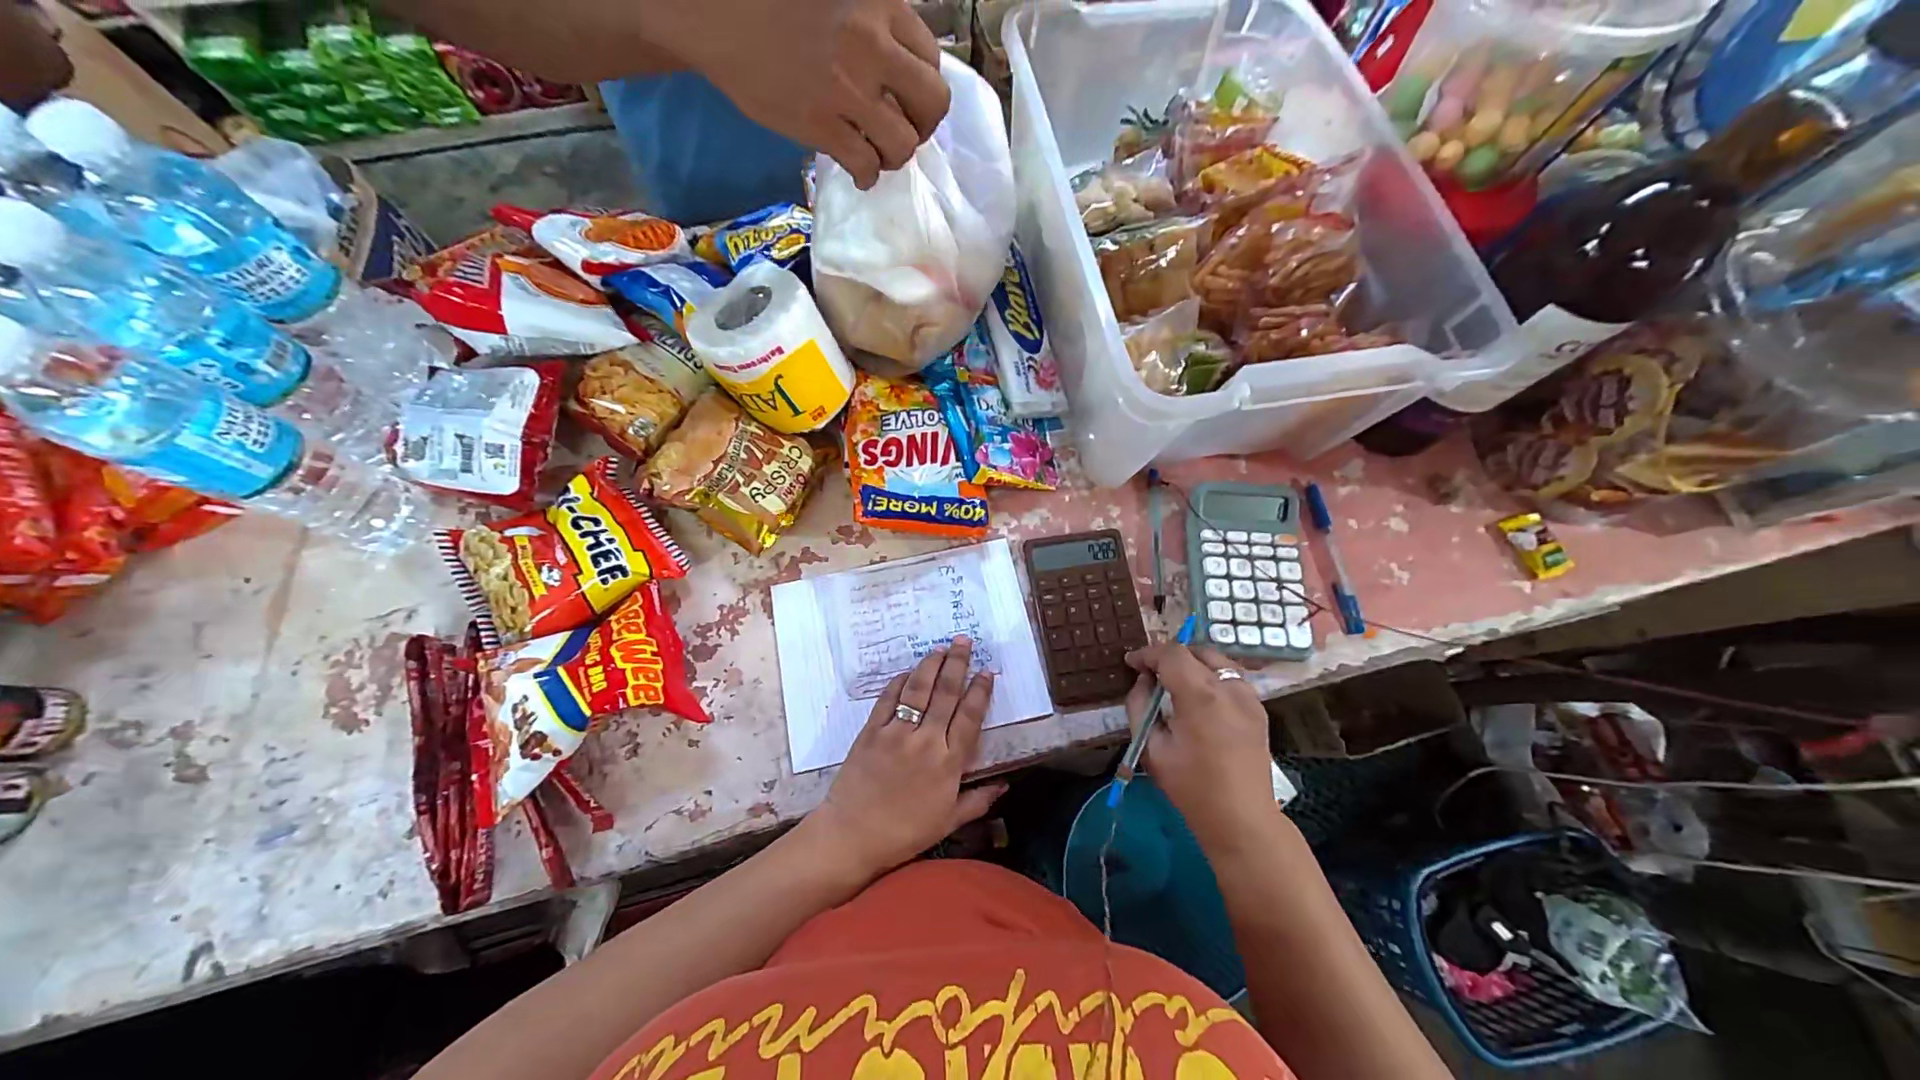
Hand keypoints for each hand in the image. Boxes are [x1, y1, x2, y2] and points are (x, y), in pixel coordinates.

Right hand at [662, 0, 949, 189]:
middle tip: (904, 131)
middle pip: (932, 104)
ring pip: (902, 143)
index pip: (932, 60)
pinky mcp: (819, 125)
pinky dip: (867, 176)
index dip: (924, 87)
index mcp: (879, 5)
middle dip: (923, 126)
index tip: (909, 100)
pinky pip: (865, 164)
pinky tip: (860, 173)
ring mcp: (846, 90)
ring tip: (879, 154)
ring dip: (895, 155)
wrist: (710, 11)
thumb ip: (873, 20)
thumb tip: (897, 60)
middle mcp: (871, 46)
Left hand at [807, 636, 1006, 878]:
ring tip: (940, 648)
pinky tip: (908, 672)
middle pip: (946, 694)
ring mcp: (896, 733)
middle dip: (958, 664)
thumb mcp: (948, 820)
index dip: (980, 691)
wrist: (853, 835)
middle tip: (964, 642)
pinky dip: (900, 682)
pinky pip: (888, 699)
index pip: (970, 717)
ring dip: (931, 665)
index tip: (986, 671)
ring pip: (918, 690)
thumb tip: (1005, 784)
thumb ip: (978, 800)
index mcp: (948, 762)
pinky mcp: (871, 731)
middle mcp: (926, 741)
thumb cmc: (905, 833)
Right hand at [1125, 644, 1278, 850]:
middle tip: (1150, 673)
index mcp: (1201, 696)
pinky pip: (1231, 678)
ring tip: (1174, 683)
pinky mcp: (1259, 709)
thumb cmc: (1191, 787)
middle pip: (1196, 651)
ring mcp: (1249, 697)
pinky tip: (1200, 699)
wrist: (1241, 818)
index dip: (1147, 653)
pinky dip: (1212, 677)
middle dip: (1170, 656)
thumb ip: (1140, 706)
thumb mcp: (1152, 748)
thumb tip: (1143, 681)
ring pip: (1217, 661)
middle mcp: (1230, 688)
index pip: (1171, 654)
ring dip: (1193, 664)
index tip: (1131, 663)